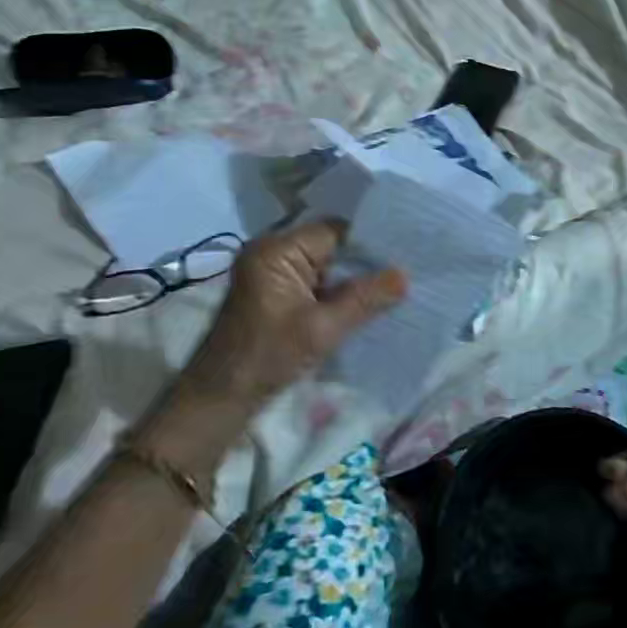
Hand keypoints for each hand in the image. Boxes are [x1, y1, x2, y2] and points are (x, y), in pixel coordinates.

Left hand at [138, 221, 405, 474]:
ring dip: (354, 277)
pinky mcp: (276, 291)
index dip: (371, 241)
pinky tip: (366, 301)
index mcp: (277, 250)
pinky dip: (339, 290)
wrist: (220, 398)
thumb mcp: (323, 328)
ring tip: (393, 285)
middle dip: (366, 260)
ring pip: (327, 264)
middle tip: (406, 270)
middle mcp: (272, 252)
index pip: (336, 230)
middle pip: (332, 244)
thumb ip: (365, 298)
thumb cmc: (267, 357)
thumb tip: (406, 274)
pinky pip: (317, 280)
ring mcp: (272, 272)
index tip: (405, 253)